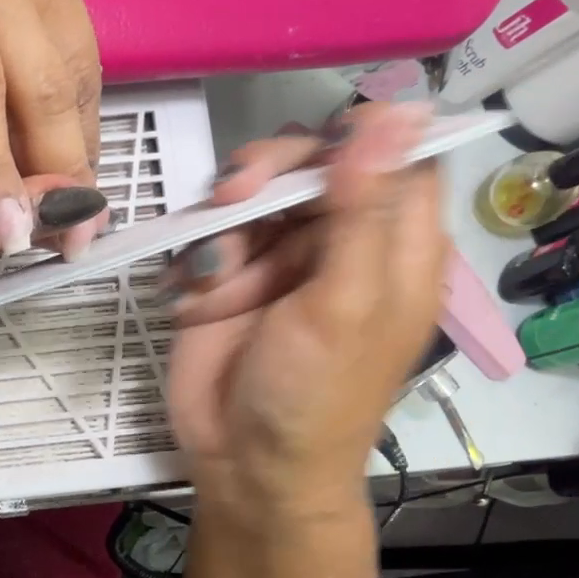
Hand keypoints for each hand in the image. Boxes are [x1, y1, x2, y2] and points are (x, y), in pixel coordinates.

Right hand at [162, 103, 446, 511]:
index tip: (312, 148)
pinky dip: (190, 258)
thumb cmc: (312, 392)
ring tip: (207, 263)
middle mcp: (334, 243)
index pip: (392, 154)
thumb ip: (361, 213)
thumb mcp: (344, 303)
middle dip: (269, 171)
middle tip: (232, 194)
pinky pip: (203, 244)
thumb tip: (390, 116)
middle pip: (310, 166)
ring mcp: (272, 265)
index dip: (355, 138)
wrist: (244, 461)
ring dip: (220, 220)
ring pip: (249, 200)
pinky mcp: (219, 287)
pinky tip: (187, 292)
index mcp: (391, 243)